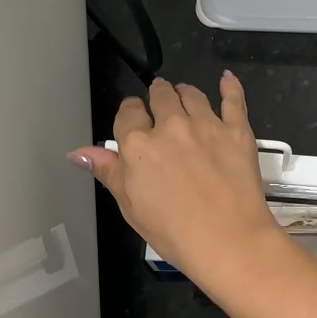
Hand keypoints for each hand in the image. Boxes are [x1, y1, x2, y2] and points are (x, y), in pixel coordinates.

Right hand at [69, 72, 283, 281]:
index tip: (133, 117)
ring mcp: (207, 125)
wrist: (227, 239)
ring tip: (183, 93)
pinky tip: (227, 79)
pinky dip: (230, 86)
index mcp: (139, 144)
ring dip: (184, 92)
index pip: (128, 114)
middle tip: (159, 101)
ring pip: (192, 95)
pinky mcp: (237, 130)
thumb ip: (109, 172)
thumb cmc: (173, 231)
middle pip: (160, 96)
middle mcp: (171, 126)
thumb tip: (79, 153)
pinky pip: (233, 100)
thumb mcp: (131, 206)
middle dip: (157, 96)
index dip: (130, 113)